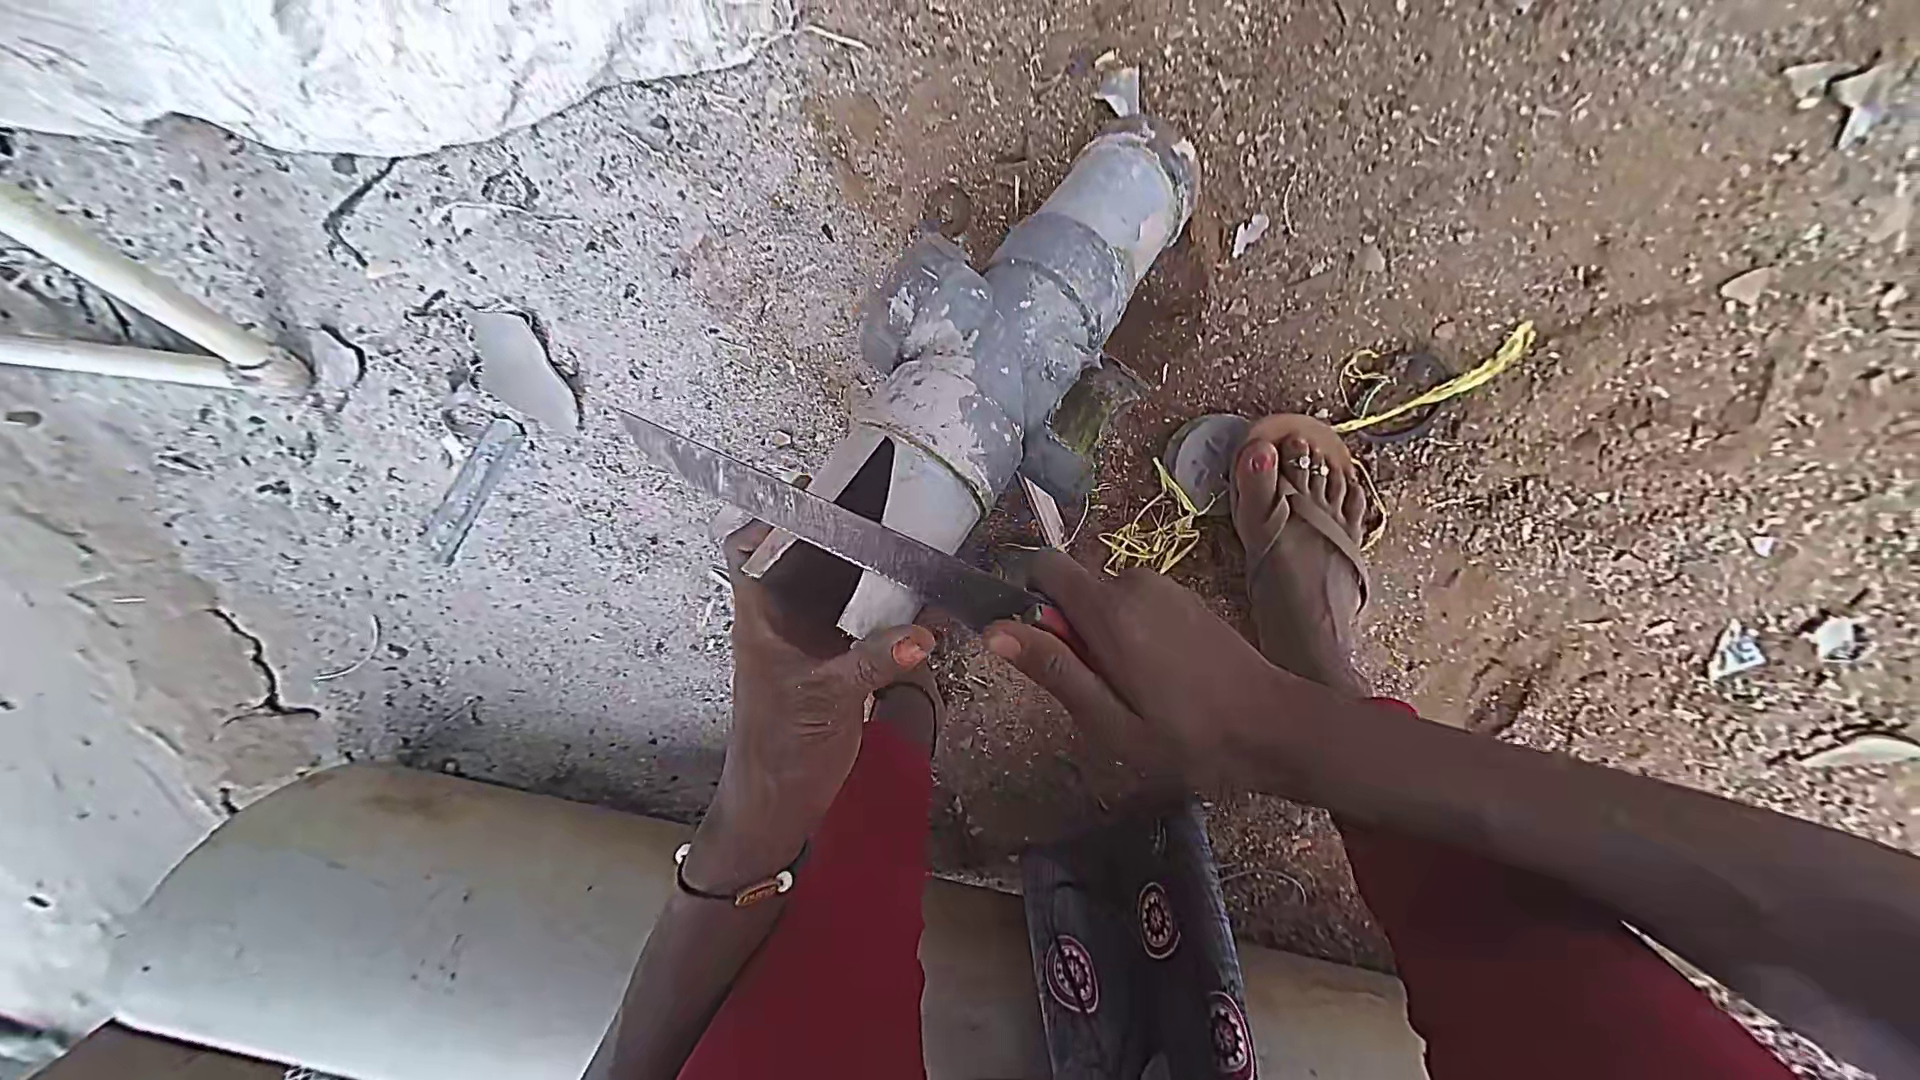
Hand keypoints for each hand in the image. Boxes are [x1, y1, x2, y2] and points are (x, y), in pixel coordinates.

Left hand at [689, 521, 935, 889]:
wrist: (781, 803)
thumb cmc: (778, 750)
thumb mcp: (822, 700)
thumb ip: (871, 662)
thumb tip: (921, 632)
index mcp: (763, 616)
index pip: (751, 549)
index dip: (773, 516)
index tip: (811, 489)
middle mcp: (788, 619)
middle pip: (807, 558)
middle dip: (839, 531)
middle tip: (880, 506)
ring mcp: (817, 638)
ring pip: (841, 587)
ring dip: (872, 570)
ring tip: (909, 544)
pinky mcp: (843, 659)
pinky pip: (870, 621)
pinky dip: (896, 612)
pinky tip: (927, 610)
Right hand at [982, 550, 1322, 790]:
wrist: (1280, 727)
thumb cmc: (1190, 738)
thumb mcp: (1109, 721)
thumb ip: (1052, 669)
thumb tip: (994, 630)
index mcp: (1110, 609)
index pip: (1043, 567)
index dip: (1029, 601)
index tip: (1045, 648)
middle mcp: (1133, 581)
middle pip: (1073, 591)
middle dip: (1072, 633)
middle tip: (1104, 690)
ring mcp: (1163, 585)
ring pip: (1102, 601)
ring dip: (1102, 637)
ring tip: (1137, 689)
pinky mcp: (1183, 595)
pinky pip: (1132, 604)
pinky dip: (1130, 633)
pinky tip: (1163, 676)